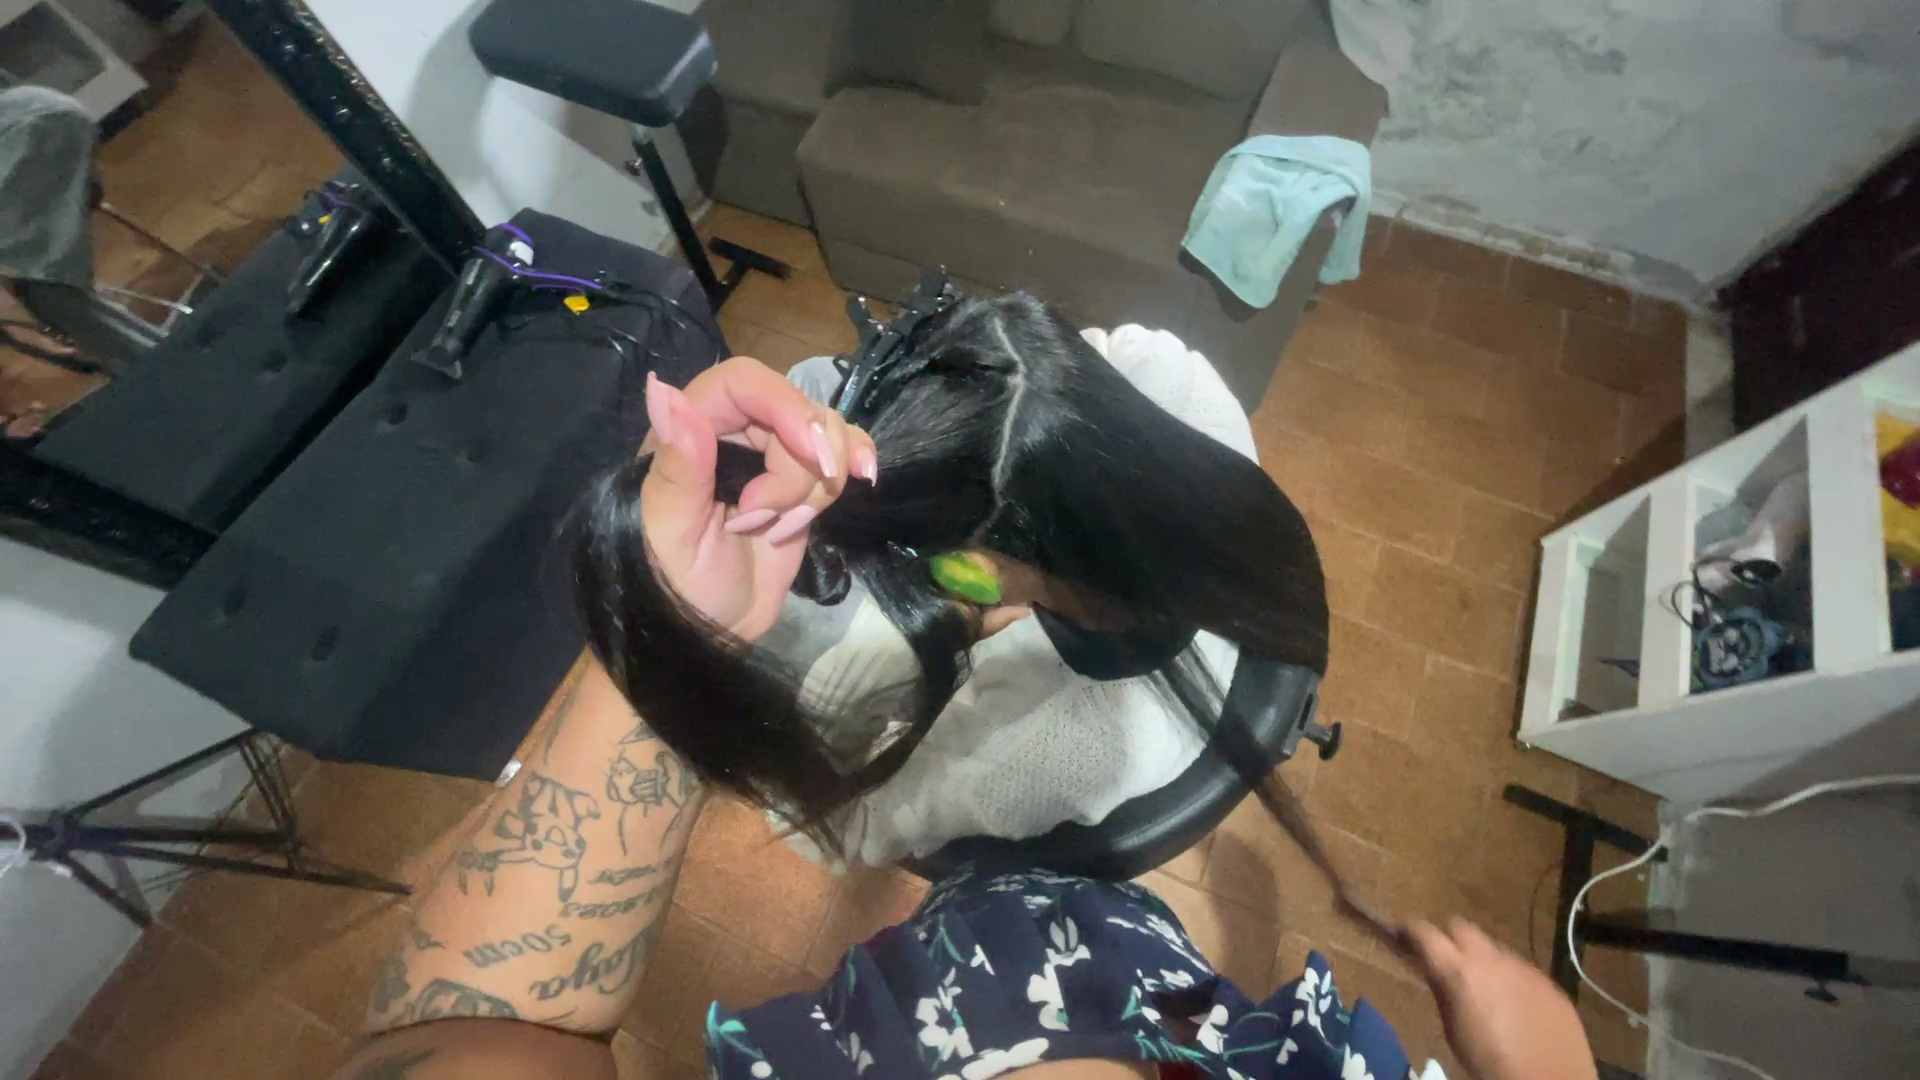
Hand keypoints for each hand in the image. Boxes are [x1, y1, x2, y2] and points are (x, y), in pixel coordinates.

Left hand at [641, 359, 876, 640]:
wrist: (710, 630)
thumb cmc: (674, 584)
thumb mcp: (668, 532)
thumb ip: (676, 465)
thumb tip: (665, 392)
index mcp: (690, 431)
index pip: (746, 384)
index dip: (787, 407)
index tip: (812, 454)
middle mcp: (734, 432)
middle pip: (796, 411)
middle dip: (801, 468)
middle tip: (770, 520)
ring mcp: (773, 457)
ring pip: (825, 436)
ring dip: (817, 488)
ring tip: (779, 529)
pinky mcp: (803, 483)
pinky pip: (842, 453)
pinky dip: (856, 463)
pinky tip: (865, 476)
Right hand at [1408, 918, 1598, 1079]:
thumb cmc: (1490, 1065)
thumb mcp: (1453, 1030)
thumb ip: (1442, 991)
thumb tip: (1434, 970)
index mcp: (1458, 971)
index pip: (1423, 931)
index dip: (1410, 931)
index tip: (1404, 938)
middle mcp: (1490, 960)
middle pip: (1461, 926)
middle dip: (1450, 937)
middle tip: (1449, 960)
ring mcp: (1524, 970)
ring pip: (1495, 949)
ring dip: (1485, 961)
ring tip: (1490, 989)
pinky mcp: (1550, 985)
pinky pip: (1523, 970)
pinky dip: (1512, 980)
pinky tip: (1519, 1007)